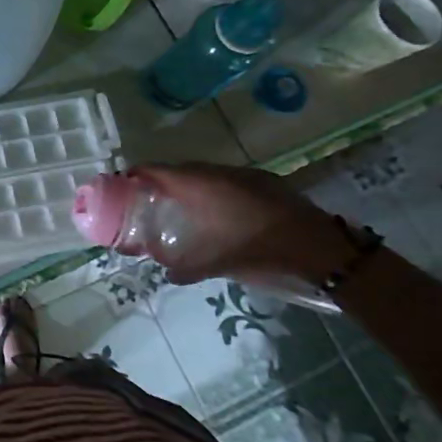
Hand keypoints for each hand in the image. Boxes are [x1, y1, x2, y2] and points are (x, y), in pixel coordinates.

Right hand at [128, 163, 354, 286]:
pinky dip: (211, 189)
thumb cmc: (257, 249)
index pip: (159, 171)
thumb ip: (186, 266)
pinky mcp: (262, 181)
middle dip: (162, 180)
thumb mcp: (217, 263)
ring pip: (204, 173)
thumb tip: (165, 272)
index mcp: (200, 186)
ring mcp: (242, 174)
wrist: (316, 245)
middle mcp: (217, 173)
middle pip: (179, 169)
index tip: (124, 183)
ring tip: (179, 203)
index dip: (138, 174)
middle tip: (149, 197)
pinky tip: (215, 208)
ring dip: (188, 184)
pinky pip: (224, 179)